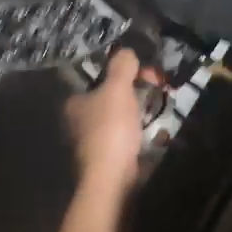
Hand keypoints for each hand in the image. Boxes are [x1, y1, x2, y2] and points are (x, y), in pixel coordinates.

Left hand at [65, 49, 144, 189]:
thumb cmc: (110, 128)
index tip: (143, 71)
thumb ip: (122, 65)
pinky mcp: (107, 159)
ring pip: (119, 116)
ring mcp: (92, 143)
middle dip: (134, 90)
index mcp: (74, 103)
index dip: (122, 70)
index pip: (98, 76)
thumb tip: (126, 52)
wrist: (112, 179)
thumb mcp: (117, 87)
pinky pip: (126, 137)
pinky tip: (154, 131)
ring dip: (138, 111)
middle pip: (110, 96)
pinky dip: (139, 131)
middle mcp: (78, 122)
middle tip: (155, 87)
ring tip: (157, 108)